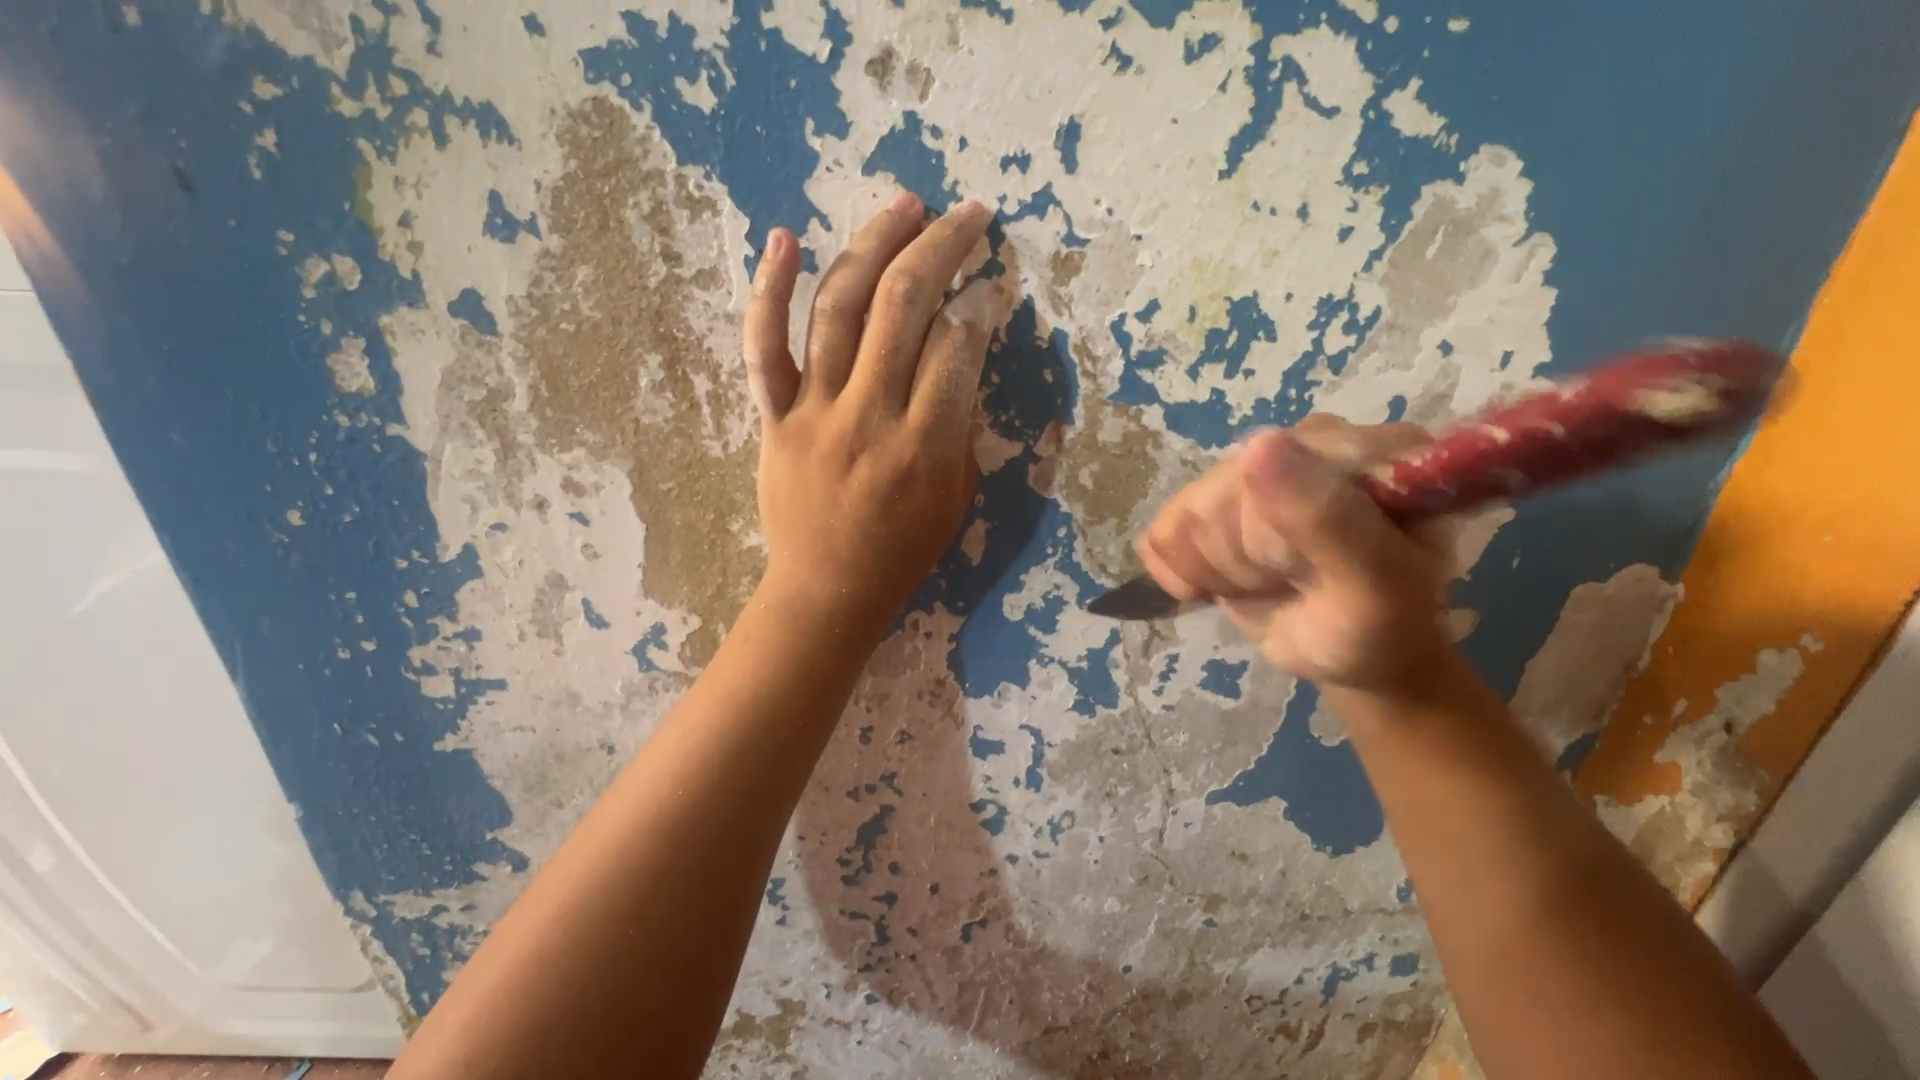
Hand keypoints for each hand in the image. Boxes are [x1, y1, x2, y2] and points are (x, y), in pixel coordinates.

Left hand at [744, 193, 995, 635]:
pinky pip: (764, 347)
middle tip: (967, 215)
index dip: (976, 307)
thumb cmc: (902, 549)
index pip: (955, 348)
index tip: (986, 286)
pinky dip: (770, 290)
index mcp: (925, 446)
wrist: (827, 591)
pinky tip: (785, 238)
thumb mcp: (955, 496)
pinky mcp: (773, 416)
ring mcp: (814, 412)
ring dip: (875, 245)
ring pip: (841, 307)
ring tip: (906, 204)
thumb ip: (959, 423)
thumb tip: (959, 350)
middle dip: (942, 248)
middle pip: (904, 306)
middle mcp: (869, 417)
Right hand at [1137, 415, 1454, 694]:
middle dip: (1248, 554)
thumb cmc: (1381, 627)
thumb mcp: (1372, 585)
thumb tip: (1259, 442)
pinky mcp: (1215, 494)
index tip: (1309, 573)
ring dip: (1222, 567)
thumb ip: (1325, 518)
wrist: (1353, 655)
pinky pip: (1165, 529)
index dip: (1269, 531)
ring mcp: (1258, 465)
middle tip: (1292, 582)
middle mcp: (1308, 441)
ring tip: (1270, 583)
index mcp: (1363, 447)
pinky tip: (1232, 579)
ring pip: (1189, 513)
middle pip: (1224, 489)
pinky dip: (1186, 570)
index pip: (1273, 466)